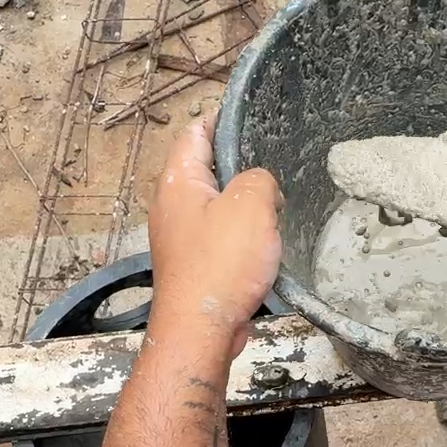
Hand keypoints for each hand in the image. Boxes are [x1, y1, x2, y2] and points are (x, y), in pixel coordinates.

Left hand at [147, 118, 284, 358]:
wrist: (201, 328)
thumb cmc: (221, 265)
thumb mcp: (252, 205)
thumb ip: (260, 179)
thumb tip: (262, 187)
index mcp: (179, 181)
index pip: (196, 132)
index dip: (222, 120)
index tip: (251, 118)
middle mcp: (172, 206)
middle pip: (208, 171)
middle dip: (241, 168)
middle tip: (274, 169)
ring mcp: (180, 238)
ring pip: (216, 208)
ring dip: (243, 208)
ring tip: (273, 210)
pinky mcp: (193, 265)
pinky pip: (219, 239)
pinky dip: (240, 238)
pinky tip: (261, 247)